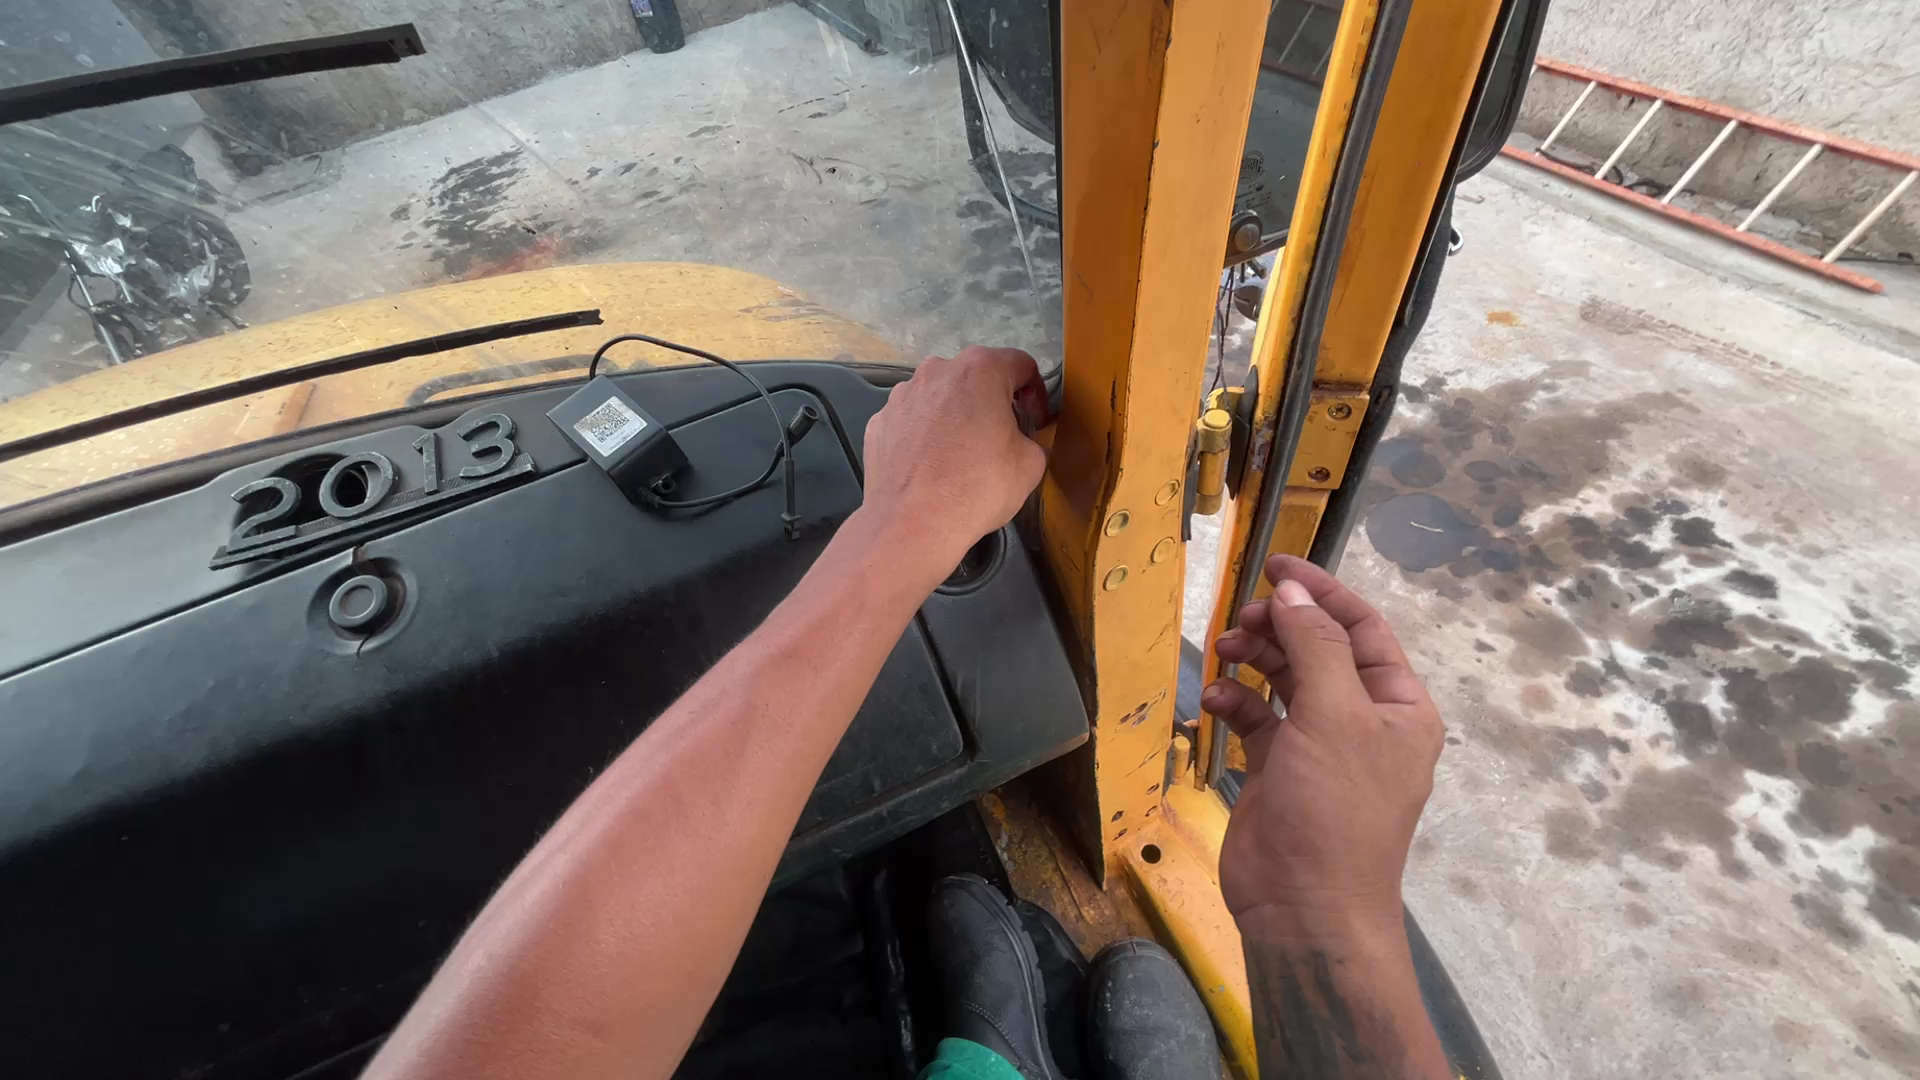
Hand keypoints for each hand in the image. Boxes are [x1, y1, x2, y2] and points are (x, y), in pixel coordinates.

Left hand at [859, 346, 1047, 571]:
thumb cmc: (978, 487)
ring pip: (938, 397)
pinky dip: (922, 436)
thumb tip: (1020, 443)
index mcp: (980, 370)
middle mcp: (937, 371)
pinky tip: (928, 467)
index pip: (1020, 364)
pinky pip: (910, 422)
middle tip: (999, 437)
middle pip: (974, 377)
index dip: (1035, 392)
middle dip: (990, 401)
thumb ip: (1031, 439)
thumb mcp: (1031, 465)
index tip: (1035, 419)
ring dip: (953, 416)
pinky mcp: (879, 423)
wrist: (913, 523)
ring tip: (959, 455)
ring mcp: (901, 395)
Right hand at [1202, 555, 1442, 936]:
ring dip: (1252, 660)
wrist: (1303, 904)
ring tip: (1222, 655)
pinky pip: (1256, 715)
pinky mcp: (1278, 763)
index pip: (1361, 628)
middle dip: (1278, 628)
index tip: (1274, 566)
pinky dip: (1234, 702)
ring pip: (1283, 677)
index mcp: (1396, 705)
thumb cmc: (1334, 807)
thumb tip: (1293, 592)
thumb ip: (1315, 645)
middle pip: (1317, 648)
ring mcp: (1317, 742)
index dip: (1320, 591)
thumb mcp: (1333, 716)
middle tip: (1240, 623)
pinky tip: (1214, 703)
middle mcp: (1360, 718)